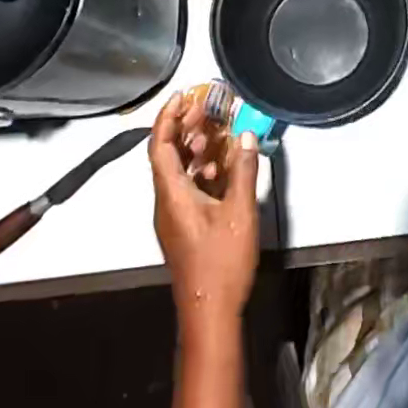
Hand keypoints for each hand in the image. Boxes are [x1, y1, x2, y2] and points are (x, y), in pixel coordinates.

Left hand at [151, 89, 260, 333]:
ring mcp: (173, 212)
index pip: (160, 142)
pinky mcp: (184, 224)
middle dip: (187, 126)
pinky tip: (223, 166)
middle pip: (170, 152)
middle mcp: (166, 198)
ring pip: (180, 169)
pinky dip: (203, 171)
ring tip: (219, 131)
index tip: (184, 95)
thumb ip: (243, 172)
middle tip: (208, 107)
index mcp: (171, 191)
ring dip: (197, 148)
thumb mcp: (239, 214)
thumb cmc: (220, 264)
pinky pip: (189, 186)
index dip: (169, 115)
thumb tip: (246, 137)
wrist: (208, 312)